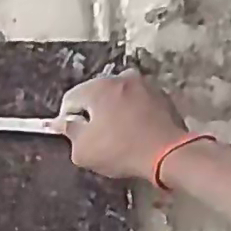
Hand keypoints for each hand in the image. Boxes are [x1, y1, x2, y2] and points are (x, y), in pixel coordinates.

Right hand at [58, 69, 191, 180]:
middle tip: (97, 139)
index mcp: (98, 87)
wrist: (168, 154)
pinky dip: (133, 114)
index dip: (66, 120)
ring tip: (118, 137)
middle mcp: (121, 77)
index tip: (73, 137)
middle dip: (92, 114)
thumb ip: (70, 133)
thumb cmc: (120, 151)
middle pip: (96, 95)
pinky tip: (136, 134)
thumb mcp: (84, 150)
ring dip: (114, 113)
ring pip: (118, 97)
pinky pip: (138, 103)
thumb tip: (62, 123)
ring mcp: (144, 84)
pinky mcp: (161, 95)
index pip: (70, 99)